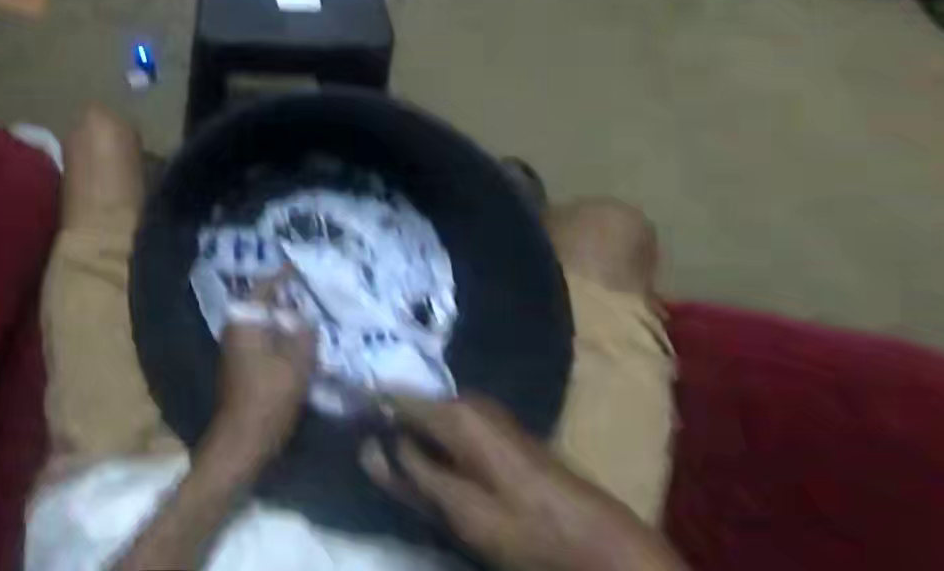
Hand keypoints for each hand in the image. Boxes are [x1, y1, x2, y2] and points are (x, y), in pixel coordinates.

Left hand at [208, 277, 316, 463]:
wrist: (242, 439)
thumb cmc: (268, 398)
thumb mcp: (295, 365)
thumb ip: (303, 335)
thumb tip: (305, 317)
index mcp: (243, 321)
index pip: (263, 288)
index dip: (281, 277)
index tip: (297, 267)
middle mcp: (235, 329)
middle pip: (262, 306)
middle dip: (285, 301)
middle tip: (311, 296)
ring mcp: (236, 348)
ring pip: (264, 326)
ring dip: (285, 324)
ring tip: (312, 322)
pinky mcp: (241, 367)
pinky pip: (264, 343)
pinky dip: (280, 341)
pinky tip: (300, 349)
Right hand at [361, 396, 685, 570]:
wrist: (607, 550)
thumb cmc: (528, 529)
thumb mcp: (460, 510)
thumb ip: (409, 474)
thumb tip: (365, 446)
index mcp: (452, 411)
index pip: (388, 394)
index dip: (360, 404)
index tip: (337, 415)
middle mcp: (466, 399)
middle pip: (409, 403)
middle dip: (385, 423)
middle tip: (364, 451)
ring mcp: (486, 413)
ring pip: (429, 416)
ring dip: (410, 435)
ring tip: (392, 462)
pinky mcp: (500, 431)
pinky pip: (449, 427)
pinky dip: (432, 442)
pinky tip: (428, 466)